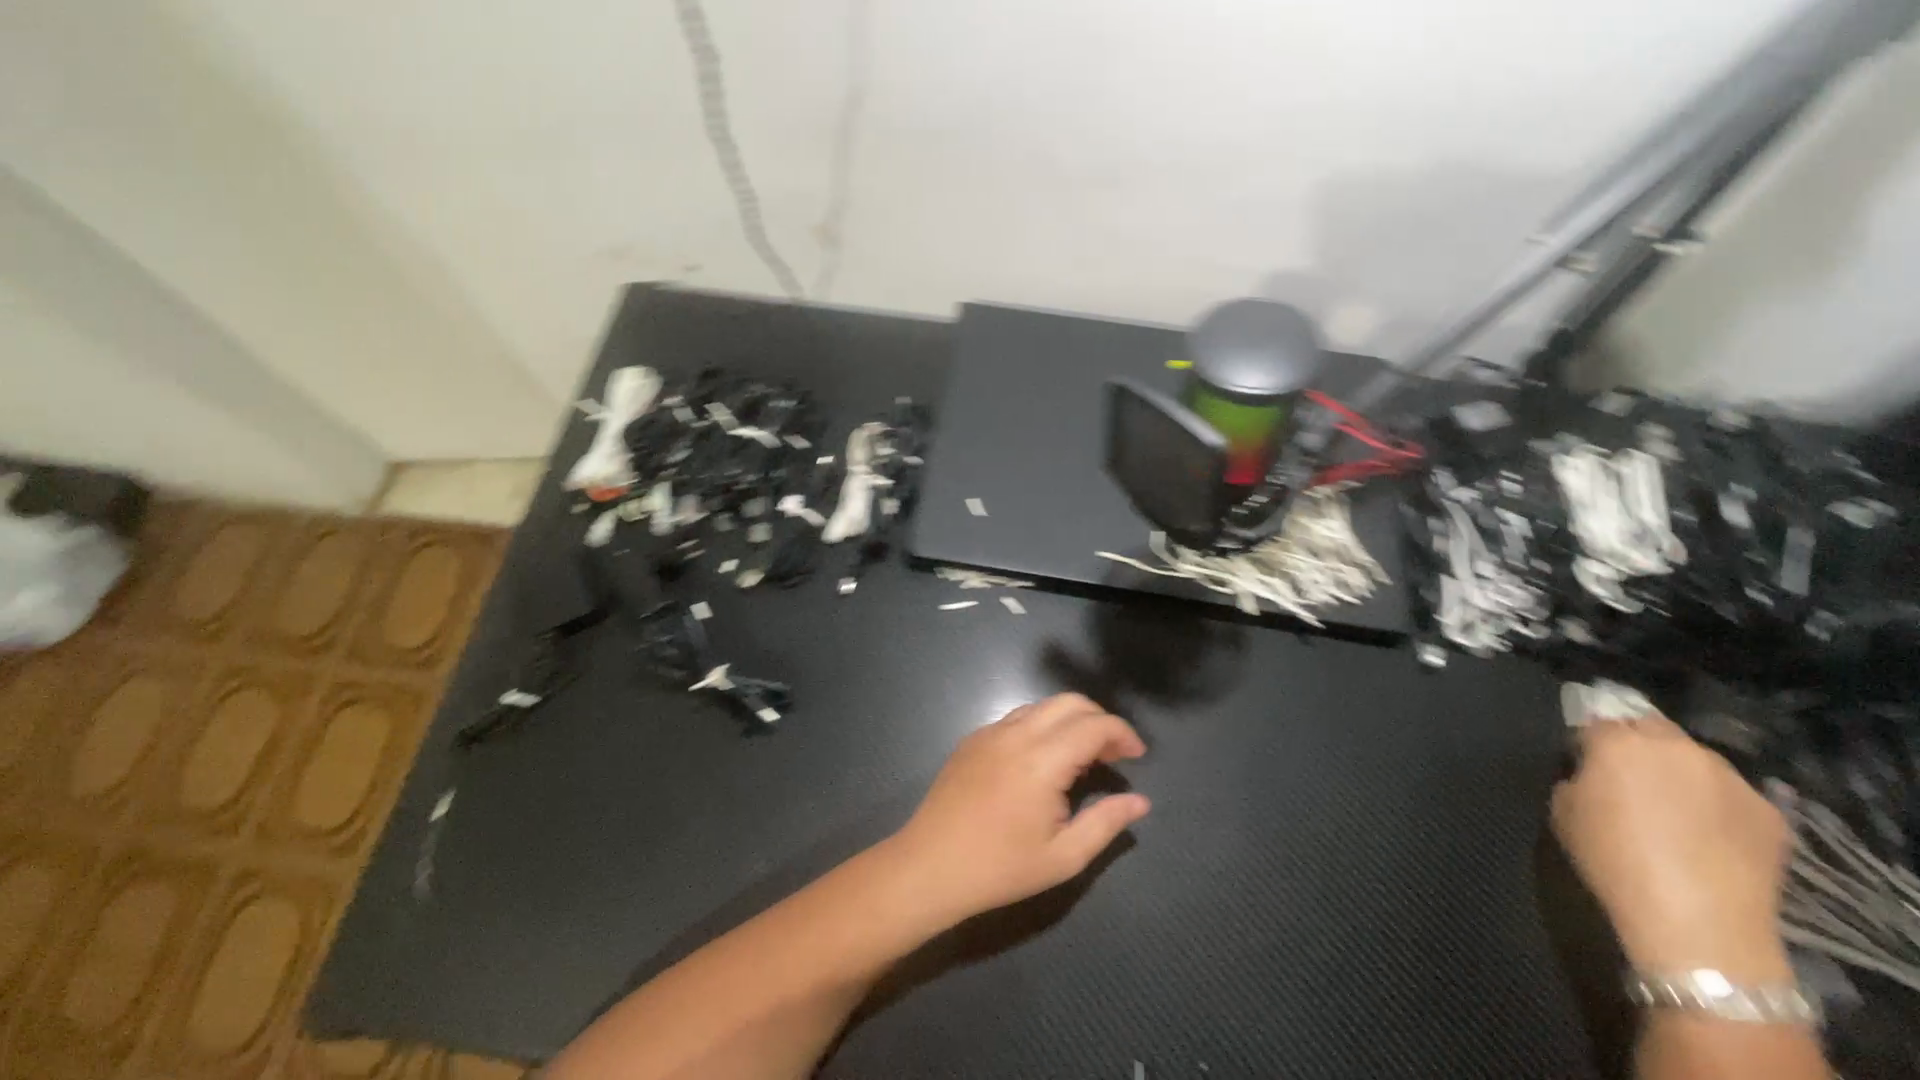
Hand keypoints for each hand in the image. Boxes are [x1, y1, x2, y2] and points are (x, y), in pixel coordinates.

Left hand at [884, 694, 1150, 929]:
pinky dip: (1041, 727)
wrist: (929, 868)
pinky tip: (1042, 763)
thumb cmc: (1000, 868)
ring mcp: (989, 733)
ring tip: (1082, 759)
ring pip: (1041, 706)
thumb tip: (1140, 801)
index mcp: (1042, 760)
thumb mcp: (1063, 857)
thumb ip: (1106, 823)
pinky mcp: (971, 741)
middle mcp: (1016, 734)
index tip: (1137, 758)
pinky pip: (1016, 719)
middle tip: (1113, 755)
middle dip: (1099, 720)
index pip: (1095, 725)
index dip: (1123, 734)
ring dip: (1070, 721)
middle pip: (1069, 702)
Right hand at [1552, 712, 1791, 979]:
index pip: (1596, 723)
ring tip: (1676, 811)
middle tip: (1629, 780)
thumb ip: (1575, 780)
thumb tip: (1589, 775)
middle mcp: (1677, 747)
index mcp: (1620, 743)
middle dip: (1638, 744)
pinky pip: (1733, 795)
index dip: (1588, 744)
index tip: (1584, 765)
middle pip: (1651, 727)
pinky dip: (1719, 806)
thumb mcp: (1562, 814)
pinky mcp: (1769, 809)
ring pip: (1696, 759)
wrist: (1698, 919)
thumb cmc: (1613, 862)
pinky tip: (1711, 838)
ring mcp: (1730, 776)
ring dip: (1681, 773)